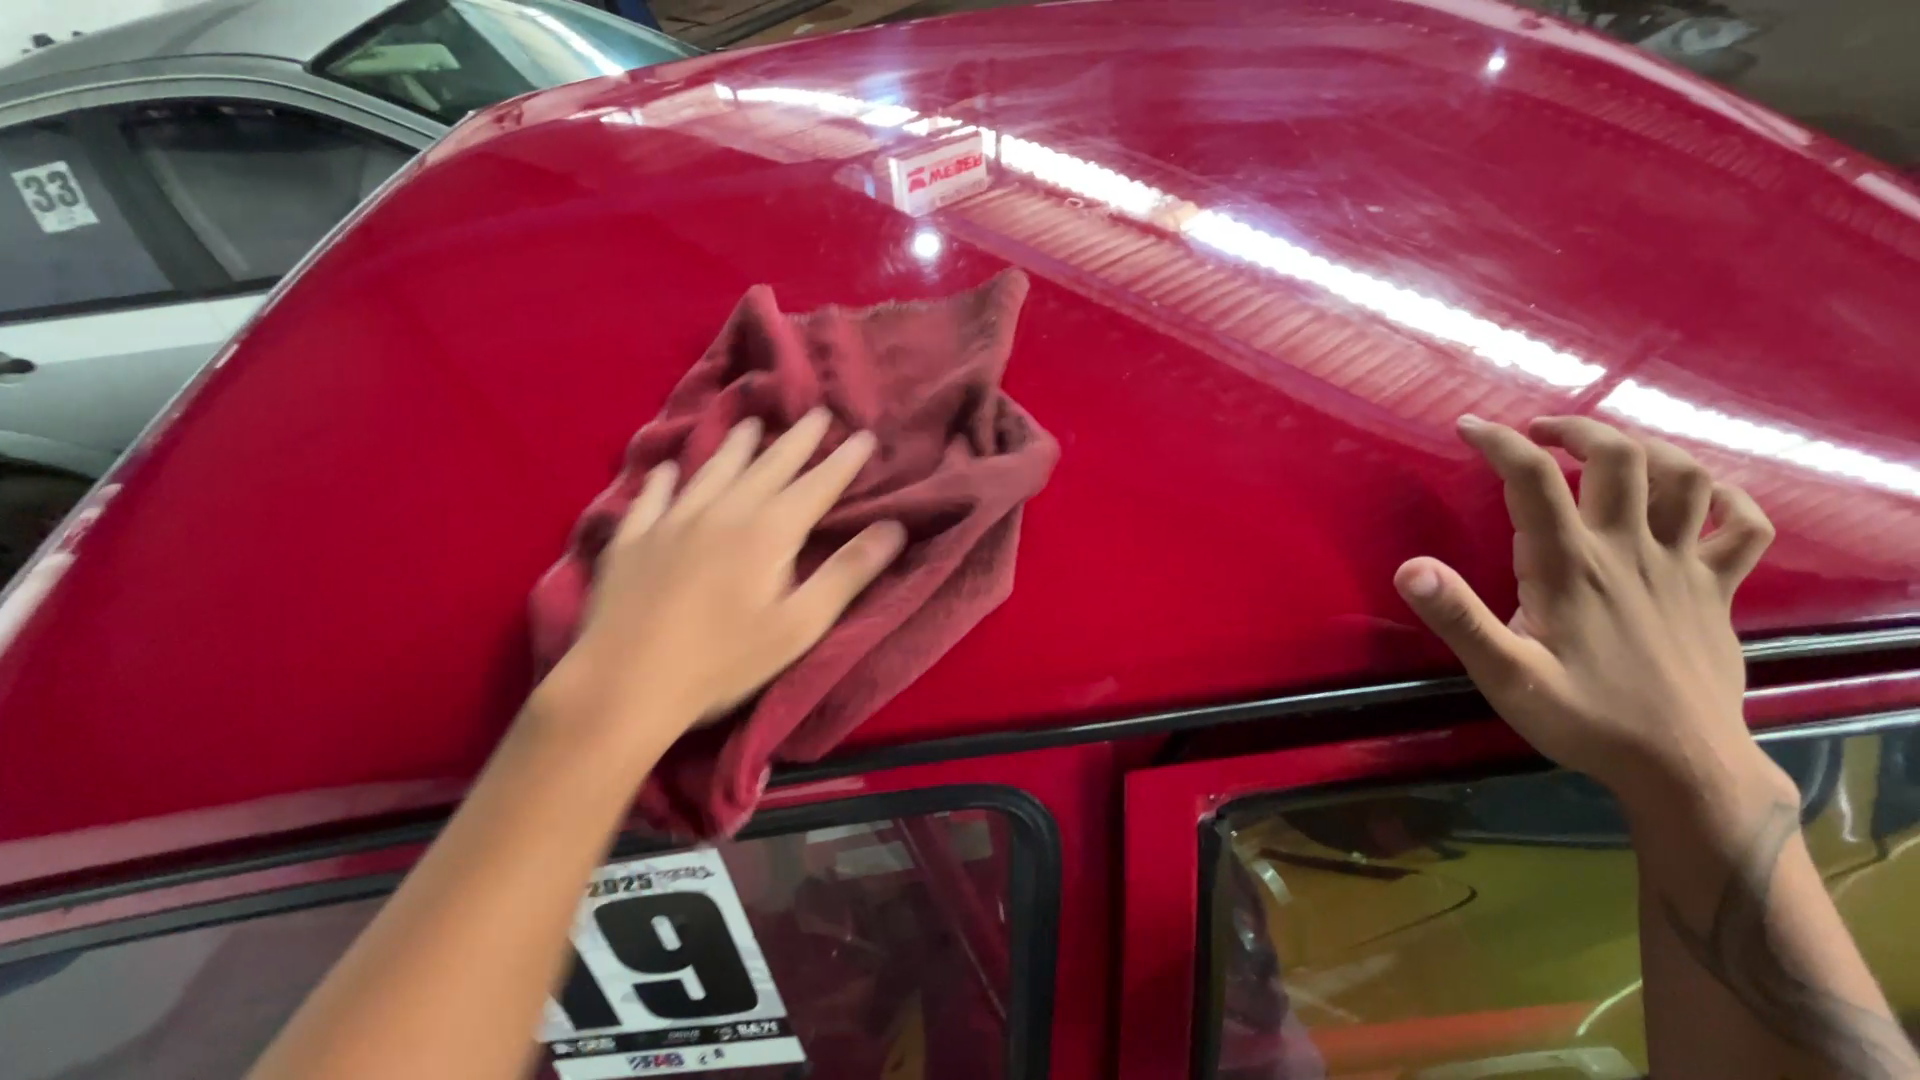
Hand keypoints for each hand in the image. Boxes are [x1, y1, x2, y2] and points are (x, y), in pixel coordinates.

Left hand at [538, 409, 905, 747]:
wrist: (625, 681)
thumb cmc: (723, 661)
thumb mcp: (799, 626)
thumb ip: (847, 574)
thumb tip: (894, 528)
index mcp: (767, 532)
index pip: (816, 487)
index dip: (842, 462)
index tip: (865, 437)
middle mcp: (722, 512)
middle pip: (766, 467)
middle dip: (796, 441)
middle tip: (816, 415)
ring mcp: (671, 521)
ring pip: (710, 471)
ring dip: (735, 447)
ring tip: (751, 426)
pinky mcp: (632, 540)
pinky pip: (649, 498)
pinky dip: (661, 480)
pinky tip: (664, 471)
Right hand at [1394, 415, 1782, 800]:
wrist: (1685, 768)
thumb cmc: (1586, 719)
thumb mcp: (1506, 676)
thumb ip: (1459, 619)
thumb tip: (1410, 568)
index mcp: (1571, 567)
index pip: (1533, 480)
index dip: (1499, 443)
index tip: (1469, 429)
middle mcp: (1629, 552)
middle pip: (1619, 458)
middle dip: (1576, 430)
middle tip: (1538, 434)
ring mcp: (1683, 568)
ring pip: (1687, 479)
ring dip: (1648, 450)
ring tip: (1610, 453)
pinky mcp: (1720, 592)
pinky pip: (1746, 528)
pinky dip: (1729, 500)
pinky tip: (1704, 497)